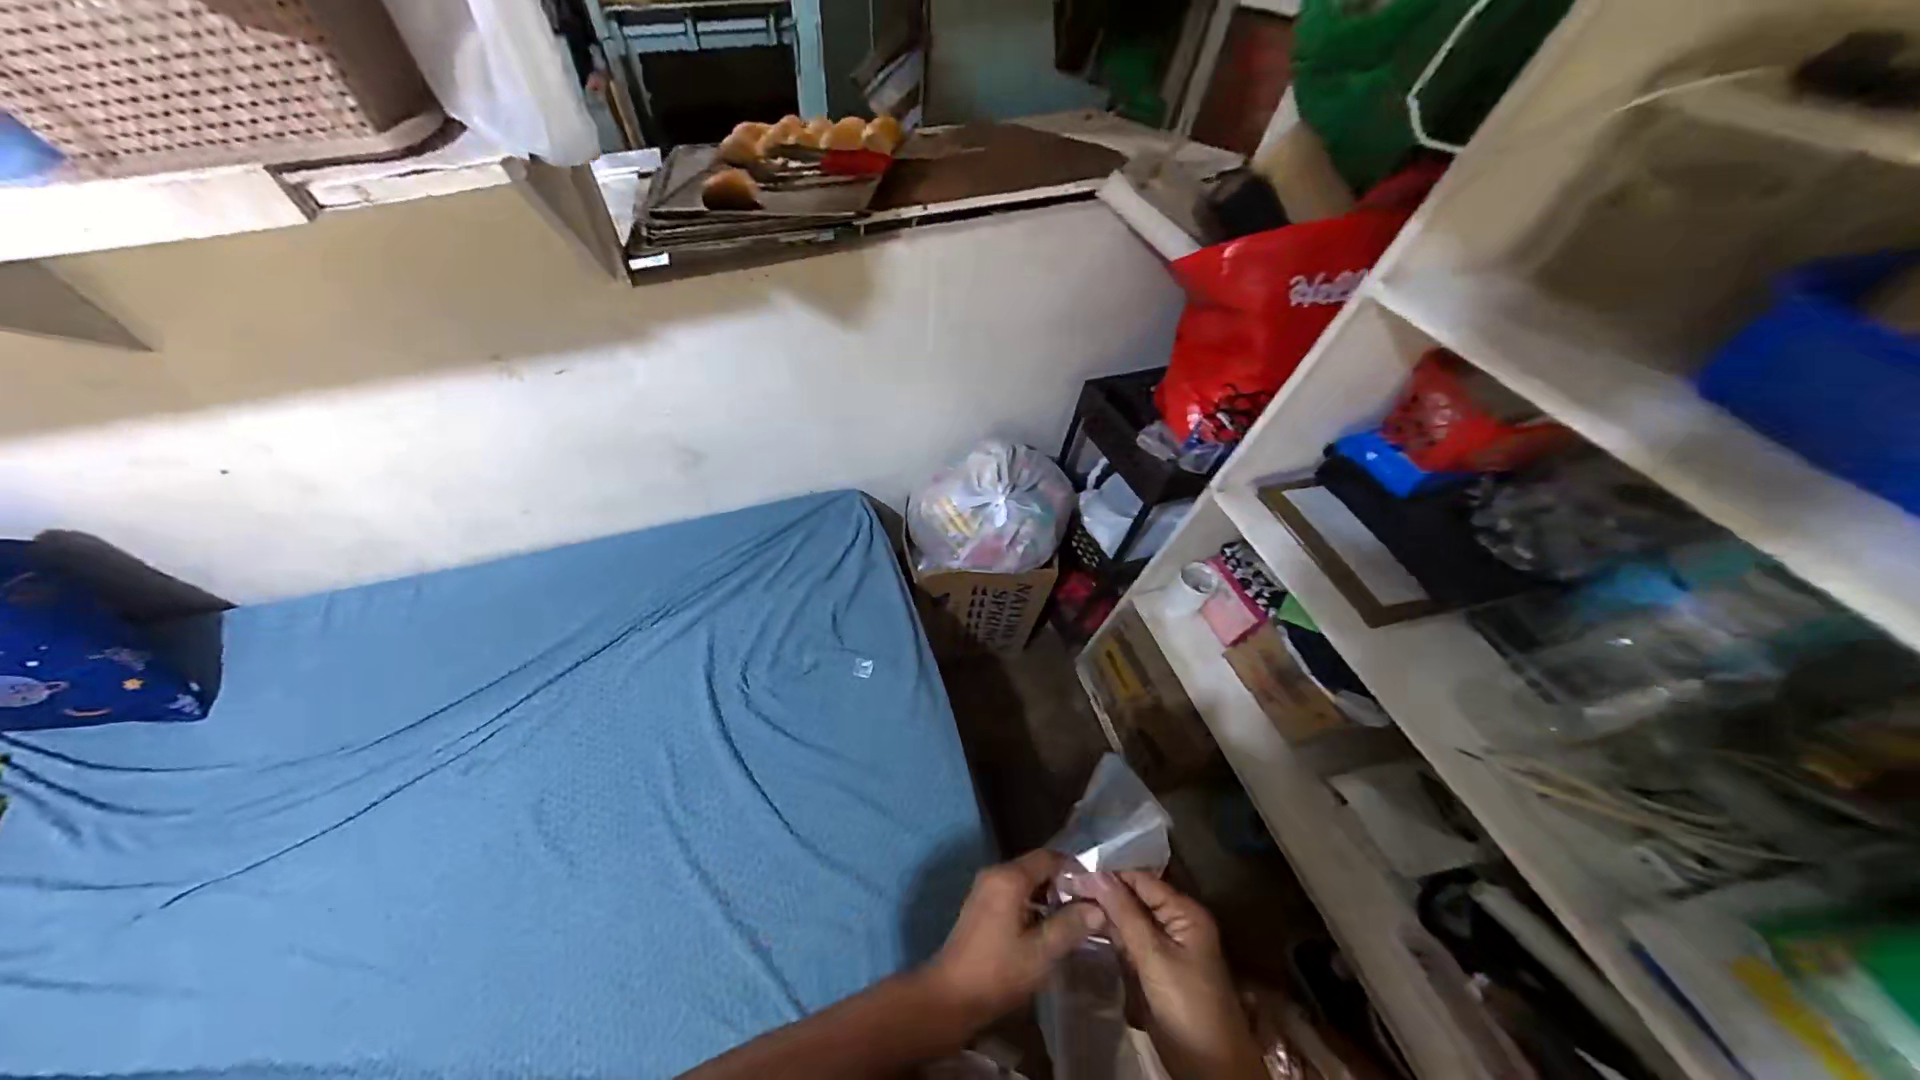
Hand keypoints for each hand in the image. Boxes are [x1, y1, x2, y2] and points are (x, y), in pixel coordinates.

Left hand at [921, 849, 1104, 1027]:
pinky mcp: (981, 905)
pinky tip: (1048, 927)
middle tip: (1089, 906)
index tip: (1097, 890)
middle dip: (1063, 883)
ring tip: (1074, 919)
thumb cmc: (998, 972)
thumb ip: (1070, 926)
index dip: (1075, 869)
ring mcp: (985, 888)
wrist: (951, 996)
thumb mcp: (1041, 952)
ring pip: (1026, 880)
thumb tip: (1098, 908)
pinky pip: (1014, 892)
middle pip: (1036, 866)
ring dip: (1049, 895)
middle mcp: (995, 873)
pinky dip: (1033, 903)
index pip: (1049, 857)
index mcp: (1009, 878)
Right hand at [1084, 871, 1265, 1079]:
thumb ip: (1124, 913)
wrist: (1211, 1070)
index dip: (1108, 873)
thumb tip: (1095, 874)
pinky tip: (1085, 928)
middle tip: (1064, 888)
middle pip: (1135, 898)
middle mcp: (1176, 923)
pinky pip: (1131, 942)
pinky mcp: (1156, 968)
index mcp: (1185, 912)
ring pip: (1130, 920)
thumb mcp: (1154, 956)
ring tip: (1068, 903)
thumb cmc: (1187, 1006)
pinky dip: (1112, 936)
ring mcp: (1166, 947)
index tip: (1072, 871)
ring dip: (1104, 914)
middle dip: (1104, 893)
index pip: (1141, 879)